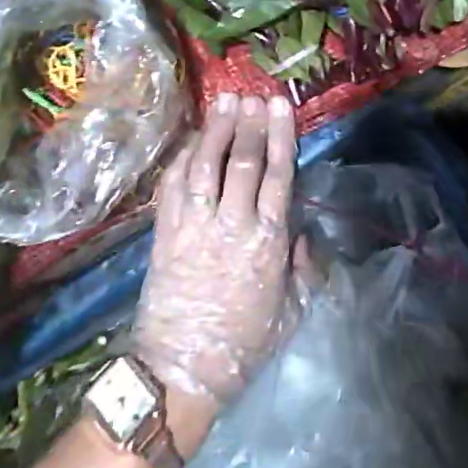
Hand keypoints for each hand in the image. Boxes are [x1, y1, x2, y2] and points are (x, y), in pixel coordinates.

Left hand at [135, 93, 302, 405]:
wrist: (181, 371)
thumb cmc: (242, 345)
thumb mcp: (292, 313)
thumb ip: (304, 269)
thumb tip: (302, 232)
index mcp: (267, 242)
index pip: (277, 175)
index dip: (280, 136)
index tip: (280, 106)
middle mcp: (231, 224)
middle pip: (243, 162)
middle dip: (250, 125)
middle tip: (254, 96)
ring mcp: (193, 225)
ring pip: (205, 165)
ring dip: (217, 131)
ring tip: (226, 102)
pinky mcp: (164, 232)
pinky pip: (173, 185)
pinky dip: (182, 158)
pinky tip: (191, 139)